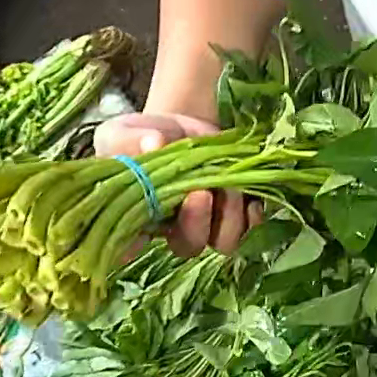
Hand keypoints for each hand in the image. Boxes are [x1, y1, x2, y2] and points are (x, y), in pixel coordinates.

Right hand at [94, 111, 258, 255]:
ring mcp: (207, 223)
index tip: (143, 232)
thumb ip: (129, 142)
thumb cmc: (141, 137)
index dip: (135, 247)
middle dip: (197, 223)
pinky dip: (253, 216)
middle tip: (200, 192)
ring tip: (227, 183)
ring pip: (223, 241)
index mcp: (137, 219)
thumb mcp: (123, 133)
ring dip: (230, 216)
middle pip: (188, 245)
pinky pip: (250, 227)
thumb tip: (153, 143)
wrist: (177, 129)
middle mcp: (172, 230)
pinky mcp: (234, 212)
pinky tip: (249, 198)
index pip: (129, 247)